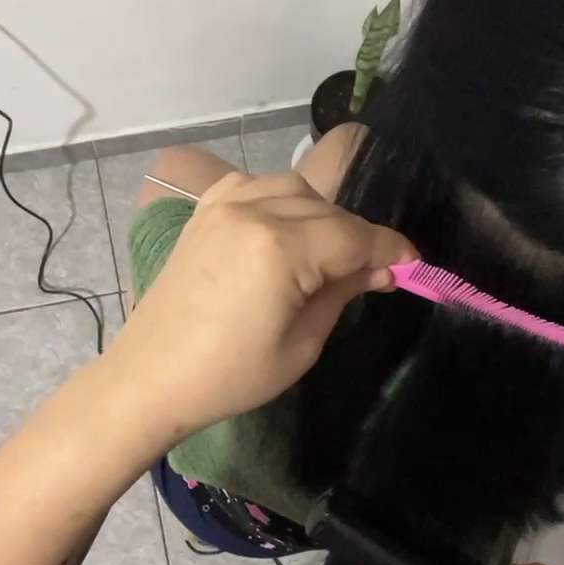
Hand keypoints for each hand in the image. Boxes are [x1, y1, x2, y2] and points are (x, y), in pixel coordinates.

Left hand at [100, 171, 415, 434]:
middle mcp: (253, 211)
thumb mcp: (300, 347)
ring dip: (321, 216)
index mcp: (280, 248)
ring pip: (295, 188)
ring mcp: (222, 206)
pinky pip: (254, 186)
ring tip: (327, 256)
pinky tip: (285, 228)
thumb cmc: (228, 377)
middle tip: (372, 275)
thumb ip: (342, 294)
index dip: (391, 250)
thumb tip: (379, 268)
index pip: (355, 236)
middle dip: (358, 239)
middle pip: (329, 210)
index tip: (413, 268)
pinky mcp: (202, 212)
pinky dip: (280, 200)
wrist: (150, 378)